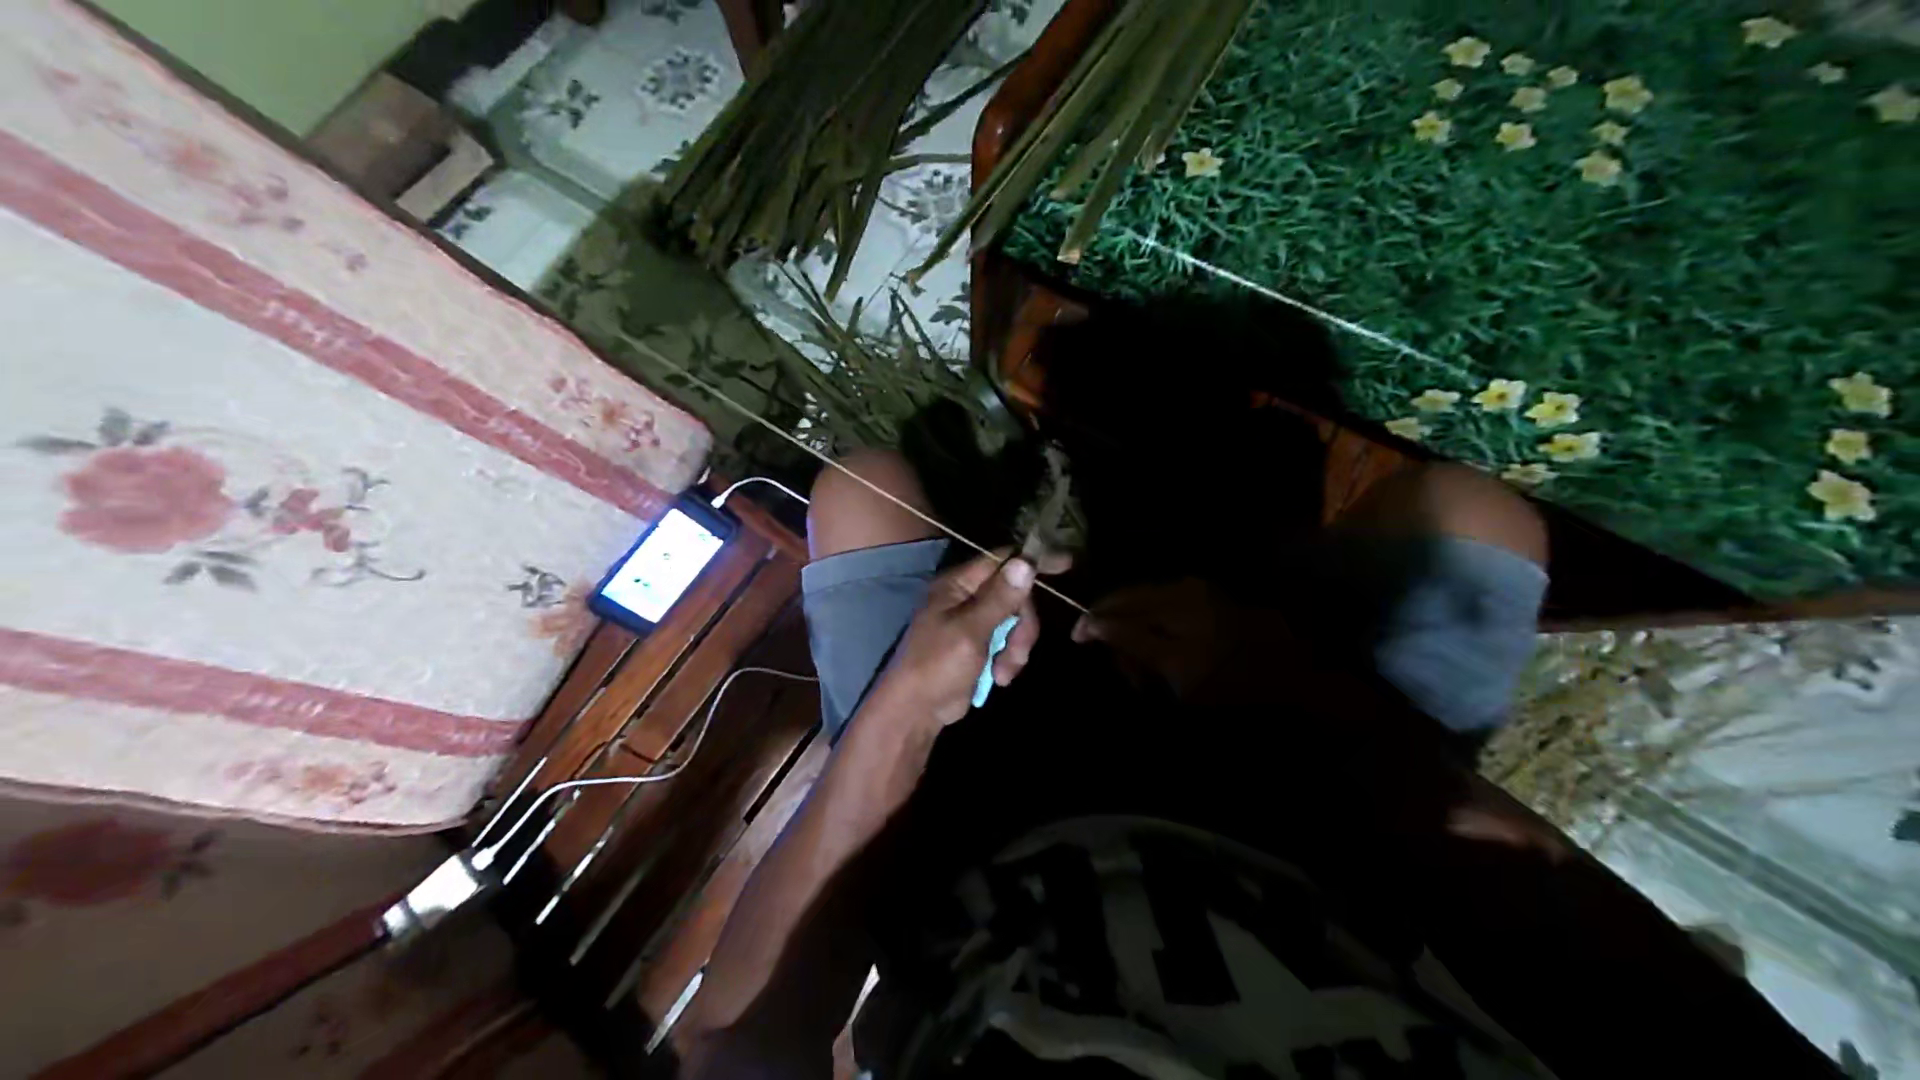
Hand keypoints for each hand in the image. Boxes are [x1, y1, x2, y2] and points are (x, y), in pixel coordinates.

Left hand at [869, 549, 1044, 726]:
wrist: (916, 712)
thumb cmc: (937, 667)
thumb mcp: (970, 631)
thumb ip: (999, 598)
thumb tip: (1026, 563)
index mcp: (957, 585)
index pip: (1001, 560)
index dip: (1031, 563)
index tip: (1066, 564)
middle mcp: (965, 596)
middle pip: (1014, 594)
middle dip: (1022, 625)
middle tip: (1018, 653)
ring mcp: (972, 620)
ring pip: (1014, 620)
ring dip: (1016, 648)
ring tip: (1004, 673)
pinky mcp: (979, 644)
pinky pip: (1007, 641)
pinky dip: (1009, 659)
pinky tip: (999, 677)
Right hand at [1071, 578, 1283, 701]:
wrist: (1294, 678)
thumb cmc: (1230, 676)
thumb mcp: (1173, 664)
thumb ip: (1129, 639)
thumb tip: (1089, 622)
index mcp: (1171, 597)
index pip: (1117, 600)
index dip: (1093, 620)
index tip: (1076, 642)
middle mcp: (1182, 587)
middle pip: (1131, 604)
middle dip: (1119, 636)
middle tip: (1126, 677)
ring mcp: (1198, 596)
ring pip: (1149, 612)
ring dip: (1139, 642)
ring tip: (1146, 678)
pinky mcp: (1209, 608)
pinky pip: (1168, 618)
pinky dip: (1158, 640)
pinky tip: (1164, 665)